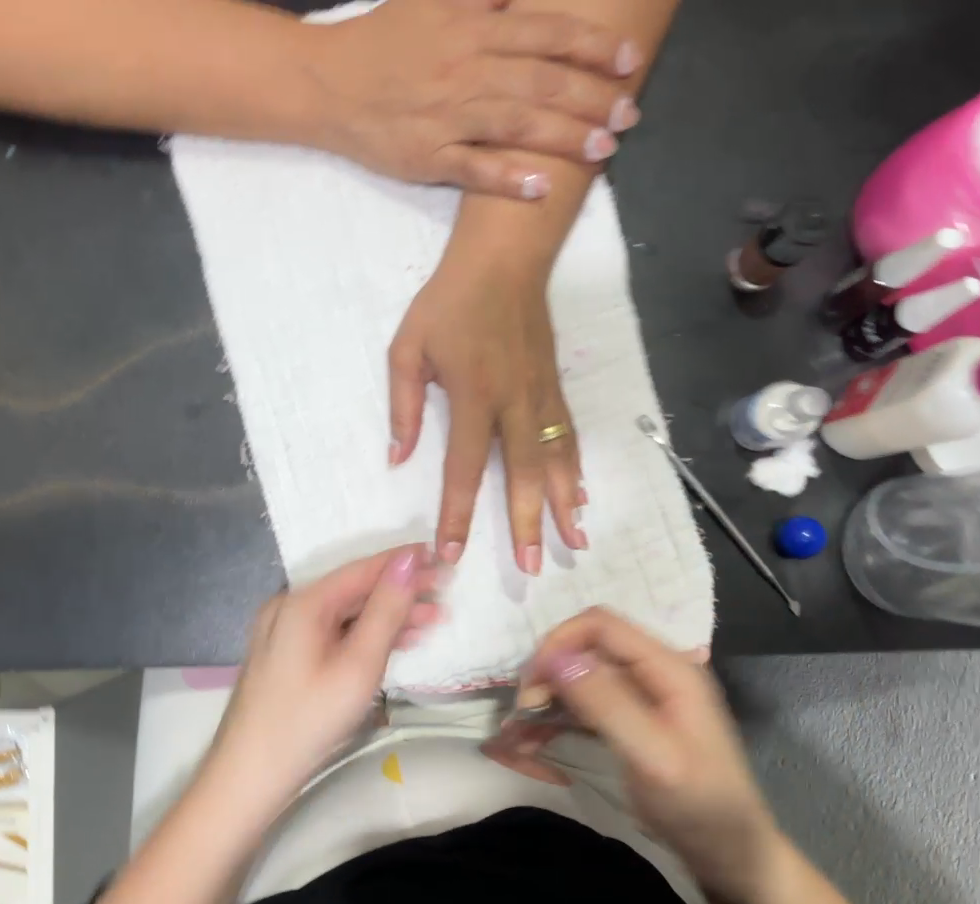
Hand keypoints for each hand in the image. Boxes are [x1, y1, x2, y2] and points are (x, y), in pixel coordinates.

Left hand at [211, 545, 445, 787]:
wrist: (250, 775)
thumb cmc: (310, 719)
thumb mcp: (359, 663)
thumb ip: (387, 609)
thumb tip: (410, 559)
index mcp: (303, 603)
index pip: (363, 569)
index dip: (405, 563)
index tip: (444, 559)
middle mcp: (289, 607)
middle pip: (353, 589)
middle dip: (400, 592)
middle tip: (444, 597)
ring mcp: (284, 633)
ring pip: (345, 613)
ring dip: (387, 615)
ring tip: (432, 622)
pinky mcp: (286, 657)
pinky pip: (332, 632)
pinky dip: (364, 635)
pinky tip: (394, 643)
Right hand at [303, 0, 640, 198]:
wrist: (329, 83)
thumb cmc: (386, 42)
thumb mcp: (435, 0)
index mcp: (472, 28)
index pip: (545, 33)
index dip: (591, 45)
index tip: (627, 61)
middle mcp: (465, 69)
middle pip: (540, 81)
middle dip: (591, 98)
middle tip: (628, 115)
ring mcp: (446, 116)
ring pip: (516, 124)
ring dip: (563, 137)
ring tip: (604, 150)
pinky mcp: (426, 156)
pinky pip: (472, 169)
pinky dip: (506, 179)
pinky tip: (539, 189)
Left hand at [389, 249, 584, 572]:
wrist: (505, 259)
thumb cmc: (448, 302)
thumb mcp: (407, 347)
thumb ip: (403, 405)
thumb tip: (399, 457)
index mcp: (472, 397)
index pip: (462, 469)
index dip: (457, 514)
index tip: (451, 553)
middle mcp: (513, 405)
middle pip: (522, 476)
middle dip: (527, 524)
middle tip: (532, 568)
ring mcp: (541, 398)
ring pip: (556, 462)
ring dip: (564, 506)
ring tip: (576, 545)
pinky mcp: (556, 388)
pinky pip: (569, 438)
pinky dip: (575, 471)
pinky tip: (580, 496)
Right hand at [519, 608, 782, 903]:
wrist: (732, 856)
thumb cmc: (699, 807)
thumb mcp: (652, 757)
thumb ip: (606, 703)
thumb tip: (555, 657)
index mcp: (668, 668)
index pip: (600, 624)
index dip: (558, 644)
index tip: (531, 687)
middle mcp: (655, 673)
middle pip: (587, 648)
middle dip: (549, 674)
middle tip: (523, 716)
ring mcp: (645, 699)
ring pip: (582, 678)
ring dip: (548, 699)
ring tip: (520, 735)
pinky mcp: (634, 724)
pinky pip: (586, 707)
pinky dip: (558, 720)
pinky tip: (535, 745)